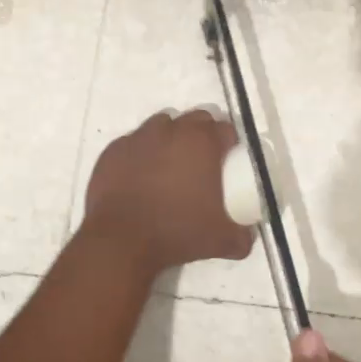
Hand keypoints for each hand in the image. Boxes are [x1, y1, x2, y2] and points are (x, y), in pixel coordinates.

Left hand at [83, 110, 255, 273]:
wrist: (121, 241)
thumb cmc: (177, 232)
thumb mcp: (221, 241)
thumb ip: (242, 236)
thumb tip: (247, 237)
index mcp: (202, 143)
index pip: (225, 128)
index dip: (230, 142)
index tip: (230, 160)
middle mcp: (171, 130)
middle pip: (194, 119)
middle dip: (202, 134)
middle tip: (204, 161)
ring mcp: (138, 138)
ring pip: (161, 125)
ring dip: (171, 137)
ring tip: (171, 165)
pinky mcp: (113, 150)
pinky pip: (133, 143)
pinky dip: (141, 153)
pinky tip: (141, 175)